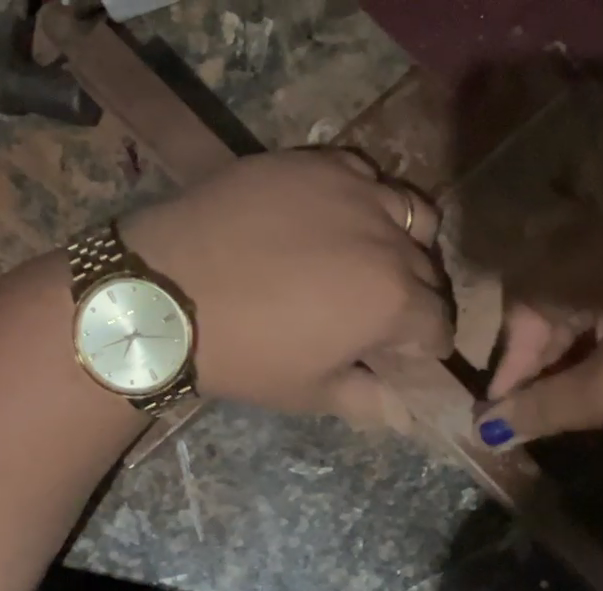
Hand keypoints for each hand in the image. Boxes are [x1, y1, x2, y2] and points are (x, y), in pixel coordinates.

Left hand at [118, 150, 449, 419]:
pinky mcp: (315, 162)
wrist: (165, 292)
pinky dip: (365, 198)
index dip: (424, 348)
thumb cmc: (241, 355)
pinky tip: (336, 219)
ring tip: (369, 259)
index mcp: (392, 302)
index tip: (402, 357)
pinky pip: (365, 174)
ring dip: (403, 242)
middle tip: (379, 316)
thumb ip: (366, 400)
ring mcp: (352, 191)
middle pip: (428, 270)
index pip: (438, 325)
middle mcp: (387, 239)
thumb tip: (403, 415)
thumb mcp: (306, 392)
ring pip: (410, 212)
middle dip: (416, 298)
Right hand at [473, 217, 602, 447]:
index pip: (521, 293)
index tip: (505, 409)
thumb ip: (539, 408)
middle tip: (535, 399)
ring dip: (568, 339)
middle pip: (551, 283)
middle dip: (534, 347)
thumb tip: (481, 430)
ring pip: (588, 286)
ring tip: (571, 389)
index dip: (507, 356)